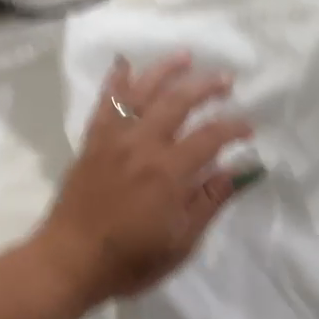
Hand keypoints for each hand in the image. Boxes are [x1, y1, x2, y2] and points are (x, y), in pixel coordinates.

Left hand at [31, 54, 257, 306]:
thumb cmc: (129, 261)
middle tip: (226, 79)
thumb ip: (209, 202)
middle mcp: (141, 145)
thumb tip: (236, 170)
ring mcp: (113, 140)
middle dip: (206, 87)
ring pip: (142, 93)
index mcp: (168, 172)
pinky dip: (115, 82)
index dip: (234, 128)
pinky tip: (124, 64)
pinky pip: (105, 104)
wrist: (68, 262)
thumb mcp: (181, 243)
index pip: (210, 136)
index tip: (249, 129)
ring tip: (185, 56)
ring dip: (165, 70)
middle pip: (178, 102)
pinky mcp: (92, 142)